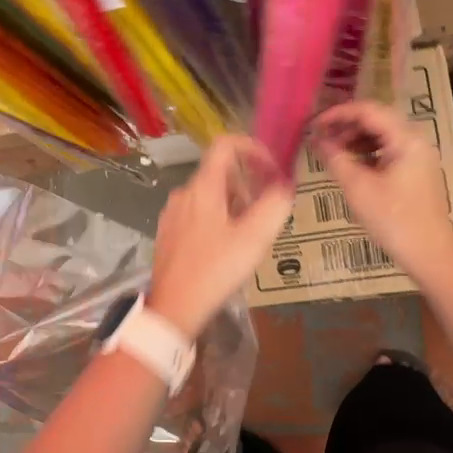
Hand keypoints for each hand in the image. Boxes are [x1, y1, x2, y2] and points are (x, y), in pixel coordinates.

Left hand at [147, 135, 294, 336]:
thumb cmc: (215, 270)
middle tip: (268, 210)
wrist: (174, 307)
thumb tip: (284, 186)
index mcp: (202, 188)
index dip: (253, 148)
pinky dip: (218, 219)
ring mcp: (172, 215)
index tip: (272, 169)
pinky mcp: (168, 235)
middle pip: (220, 172)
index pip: (225, 145)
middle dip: (249, 183)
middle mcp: (183, 194)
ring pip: (209, 196)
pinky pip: (198, 214)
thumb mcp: (254, 238)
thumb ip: (275, 206)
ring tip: (252, 232)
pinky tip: (228, 247)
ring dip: (235, 204)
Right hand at [312, 100, 452, 278]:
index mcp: (405, 139)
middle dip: (345, 126)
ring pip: (381, 135)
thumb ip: (336, 159)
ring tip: (331, 153)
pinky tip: (349, 165)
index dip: (338, 113)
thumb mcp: (358, 188)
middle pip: (376, 120)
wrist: (428, 251)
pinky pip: (387, 150)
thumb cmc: (393, 219)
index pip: (368, 110)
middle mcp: (415, 140)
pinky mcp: (414, 170)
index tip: (314, 124)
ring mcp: (417, 155)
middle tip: (320, 139)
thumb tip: (317, 140)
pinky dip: (366, 152)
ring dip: (354, 139)